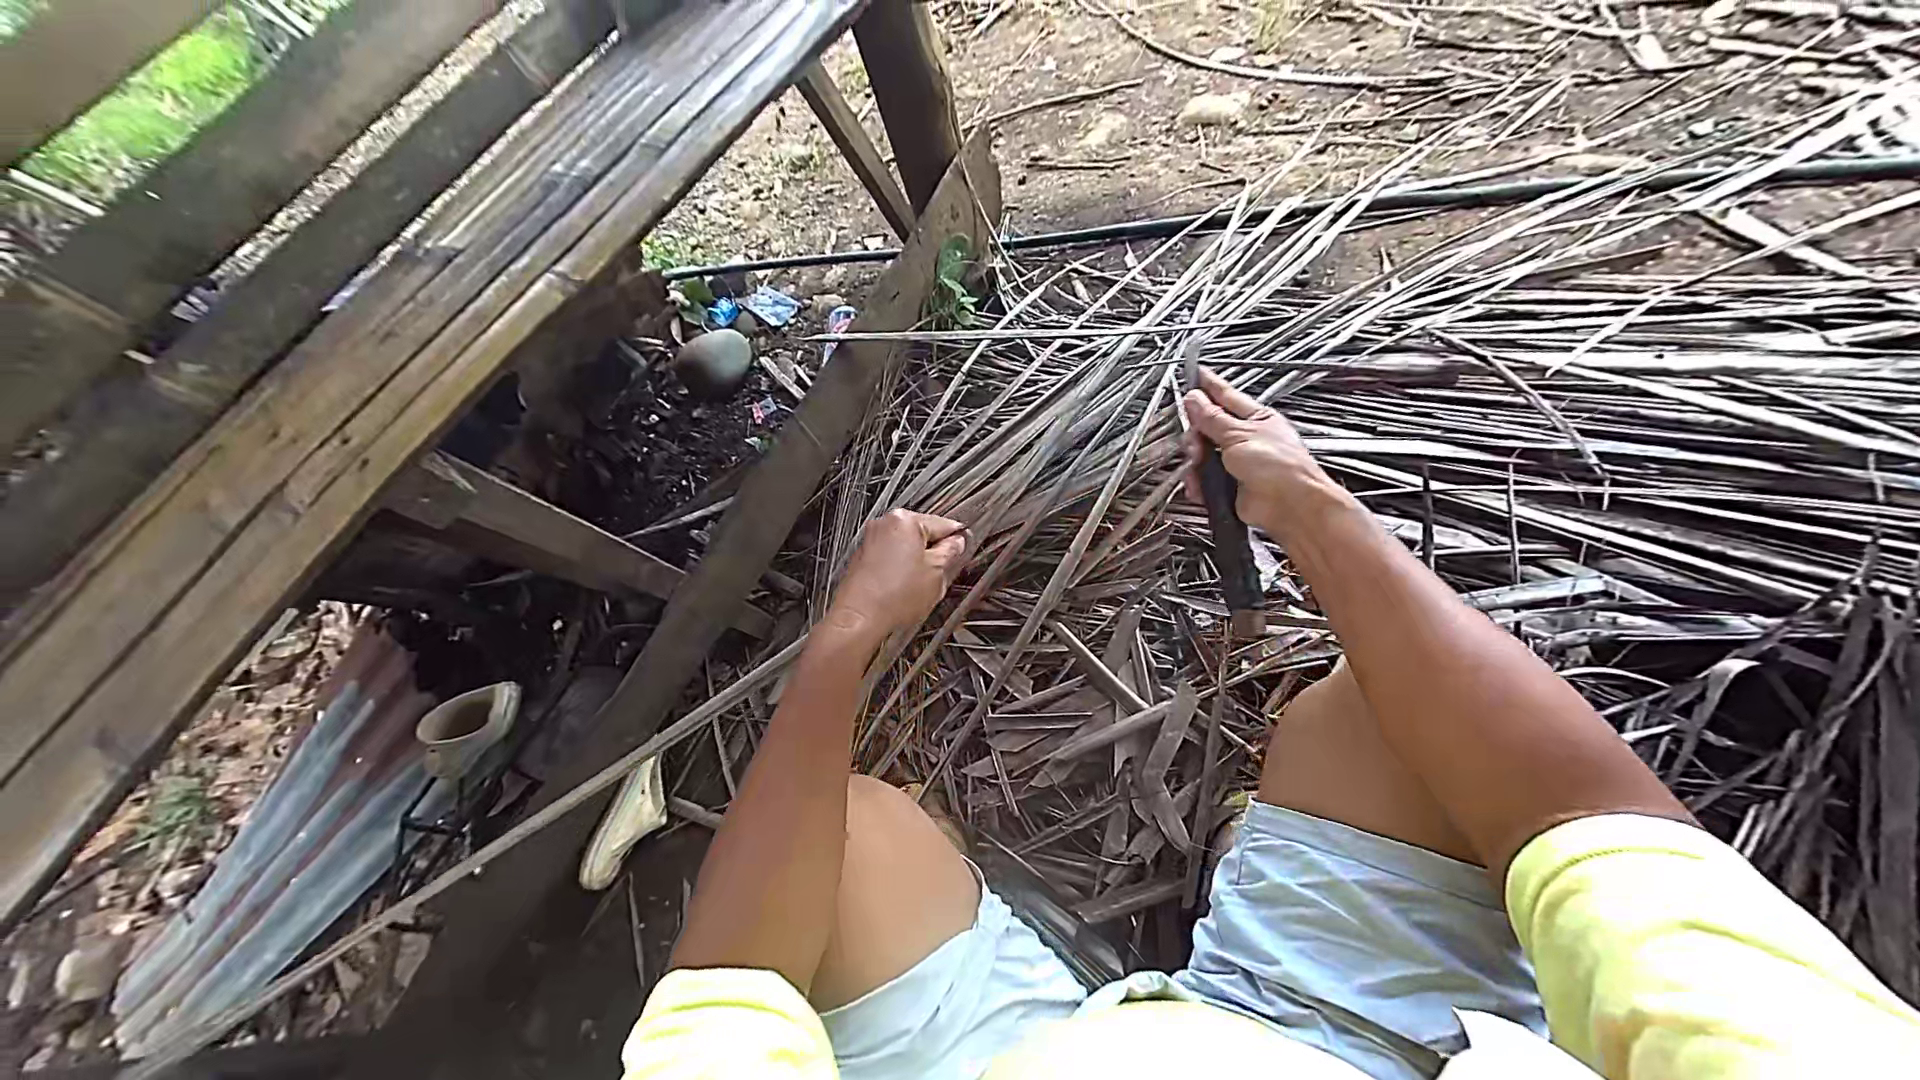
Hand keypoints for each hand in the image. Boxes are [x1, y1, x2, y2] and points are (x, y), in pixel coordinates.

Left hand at [825, 509, 969, 642]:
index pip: (944, 523)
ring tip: (920, 585)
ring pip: (906, 545)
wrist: (859, 618)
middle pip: (923, 532)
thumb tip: (957, 544)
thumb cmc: (892, 597)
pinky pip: (890, 556)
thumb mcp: (936, 573)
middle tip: (942, 573)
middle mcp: (885, 524)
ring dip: (917, 560)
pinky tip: (903, 588)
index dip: (958, 539)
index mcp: (905, 520)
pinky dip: (899, 568)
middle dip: (934, 551)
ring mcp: (871, 539)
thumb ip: (951, 552)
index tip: (963, 548)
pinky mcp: (863, 556)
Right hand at [1182, 367, 1340, 534]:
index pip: (1225, 396)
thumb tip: (1194, 399)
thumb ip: (1212, 418)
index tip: (1195, 375)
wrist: (1289, 505)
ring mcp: (1237, 463)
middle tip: (1195, 440)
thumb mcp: (1239, 434)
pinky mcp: (1228, 485)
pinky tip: (1201, 485)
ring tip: (1200, 465)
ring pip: (1202, 455)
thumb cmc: (1281, 467)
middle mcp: (1246, 439)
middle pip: (1207, 428)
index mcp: (1256, 419)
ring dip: (1195, 461)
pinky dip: (1198, 482)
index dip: (1209, 386)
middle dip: (1196, 434)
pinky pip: (1203, 479)